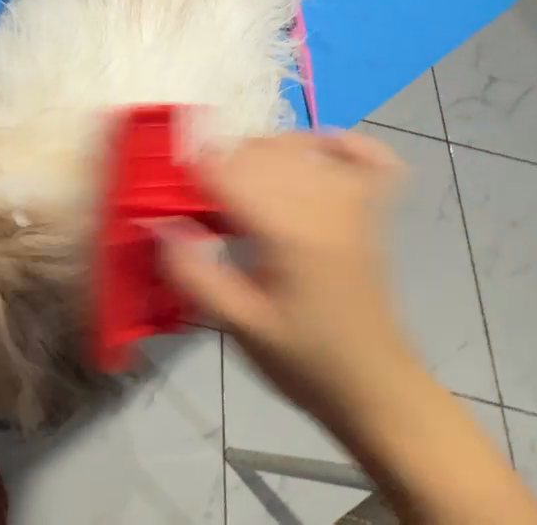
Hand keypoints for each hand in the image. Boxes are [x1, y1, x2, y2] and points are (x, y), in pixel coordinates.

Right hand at [157, 131, 417, 429]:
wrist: (377, 392)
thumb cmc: (302, 360)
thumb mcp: (237, 325)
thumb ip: (192, 273)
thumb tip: (158, 223)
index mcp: (286, 232)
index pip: (225, 169)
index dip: (188, 172)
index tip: (171, 193)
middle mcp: (322, 206)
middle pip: (257, 149)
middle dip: (220, 162)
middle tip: (201, 198)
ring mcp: (354, 206)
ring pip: (298, 146)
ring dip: (260, 151)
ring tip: (240, 182)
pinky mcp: (373, 213)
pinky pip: (367, 157)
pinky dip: (339, 144)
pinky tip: (313, 151)